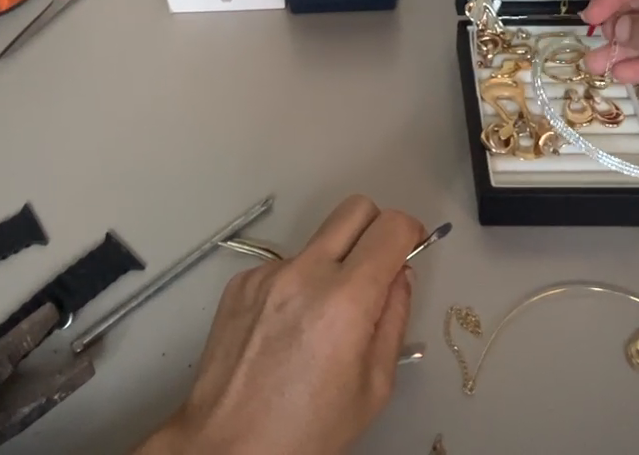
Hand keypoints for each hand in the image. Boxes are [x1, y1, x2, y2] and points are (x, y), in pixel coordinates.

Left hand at [137, 196, 422, 454]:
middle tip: (375, 269)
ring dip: (332, 264)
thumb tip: (399, 273)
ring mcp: (267, 273)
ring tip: (319, 321)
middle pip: (355, 208)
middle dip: (375, 228)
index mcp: (345, 300)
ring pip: (318, 242)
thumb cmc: (308, 430)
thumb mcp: (374, 386)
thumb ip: (393, 317)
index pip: (390, 226)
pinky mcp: (241, 281)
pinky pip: (284, 266)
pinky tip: (286, 330)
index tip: (411, 246)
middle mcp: (304, 272)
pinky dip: (296, 286)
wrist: (226, 448)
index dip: (410, 232)